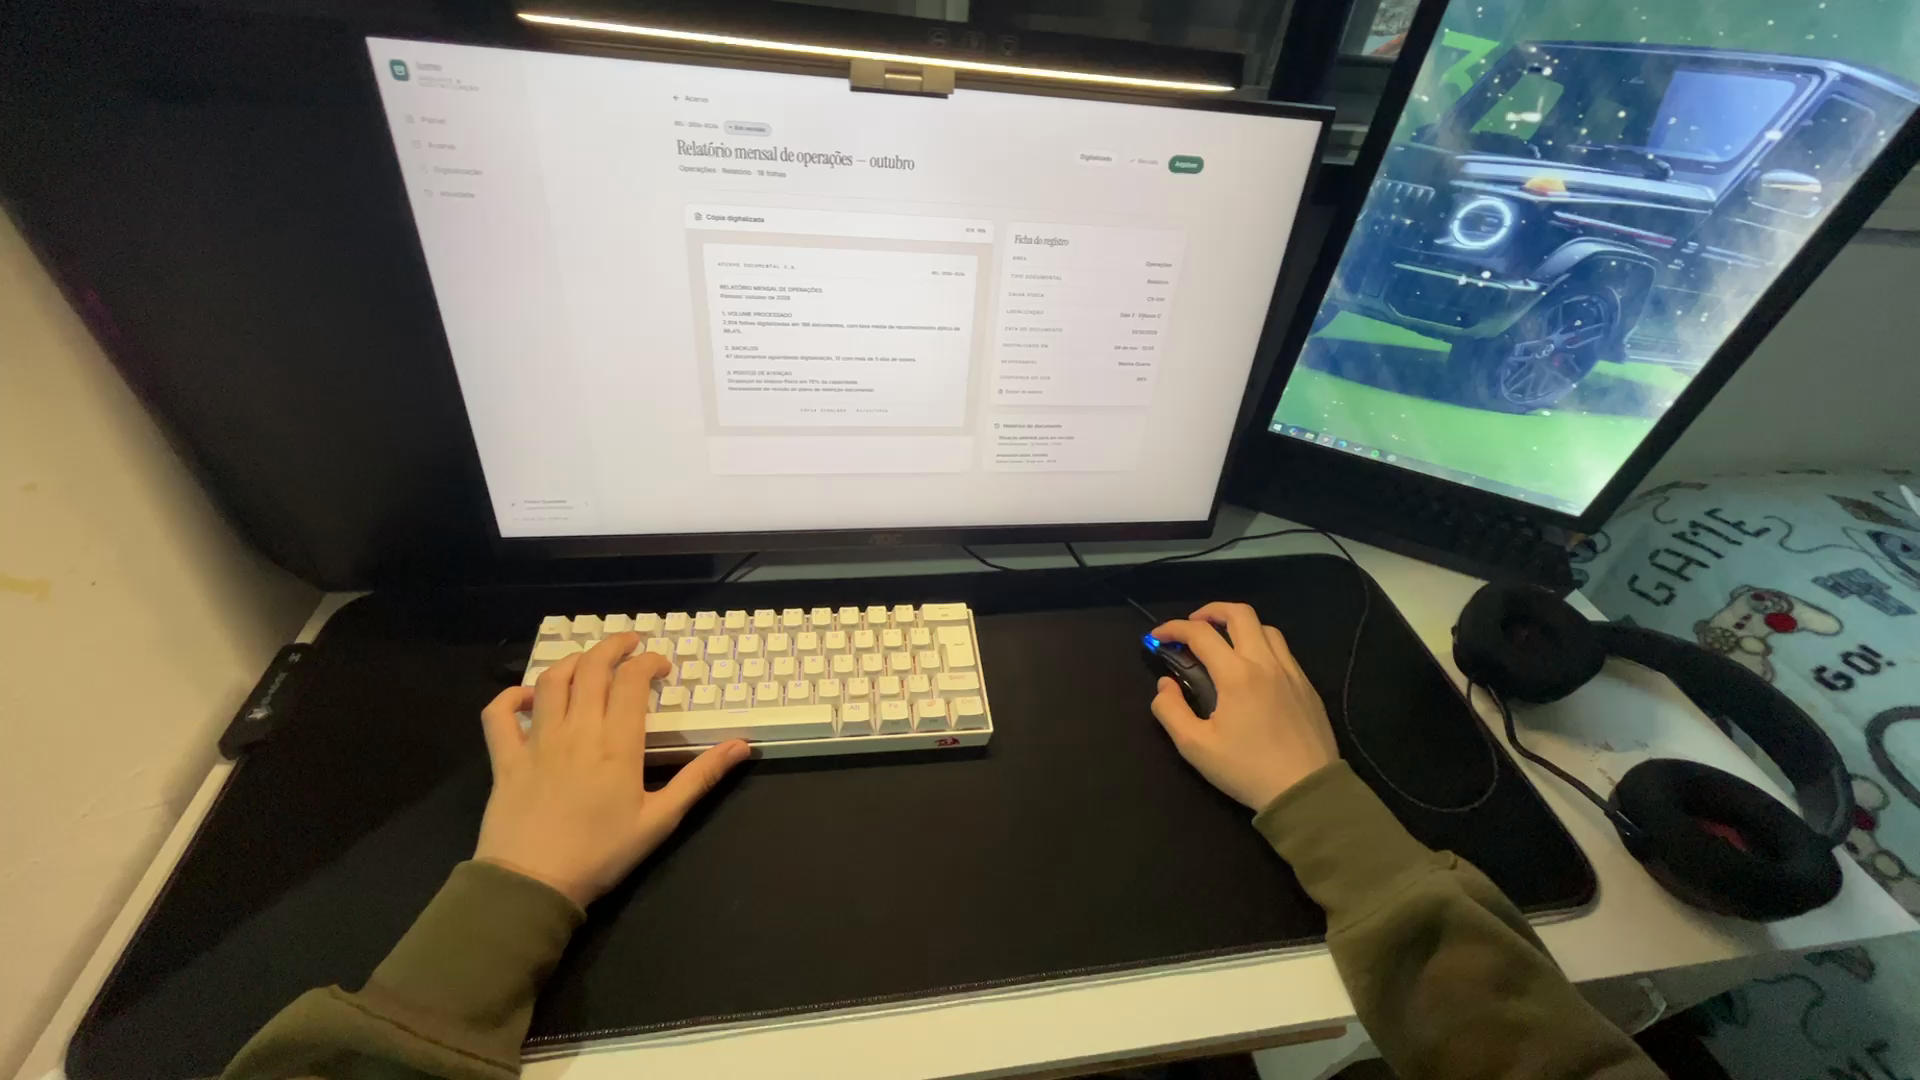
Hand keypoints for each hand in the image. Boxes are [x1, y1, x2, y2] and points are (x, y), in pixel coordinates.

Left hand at [476, 633, 749, 905]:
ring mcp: (537, 742)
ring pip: (550, 681)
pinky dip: (510, 696)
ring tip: (589, 661)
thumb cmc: (601, 853)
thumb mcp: (661, 819)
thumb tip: (741, 745)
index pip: (632, 680)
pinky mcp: (506, 759)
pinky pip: (499, 715)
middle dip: (613, 646)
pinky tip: (527, 696)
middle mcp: (577, 731)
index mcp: (617, 743)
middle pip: (591, 668)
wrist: (531, 887)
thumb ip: (700, 777)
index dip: (649, 662)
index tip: (662, 667)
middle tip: (630, 644)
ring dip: (572, 661)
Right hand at [1149, 602, 1339, 809]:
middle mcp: (1266, 663)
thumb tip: (1165, 685)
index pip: (1200, 634)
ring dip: (1239, 626)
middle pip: (1239, 613)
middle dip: (1210, 611)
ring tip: (1222, 643)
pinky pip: (1282, 650)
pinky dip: (1260, 645)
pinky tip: (1251, 668)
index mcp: (1236, 675)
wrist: (1307, 792)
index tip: (1157, 638)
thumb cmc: (1247, 769)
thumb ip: (1170, 710)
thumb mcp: (1195, 747)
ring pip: (1265, 628)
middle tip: (1193, 626)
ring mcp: (1291, 672)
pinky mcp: (1307, 686)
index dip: (1173, 629)